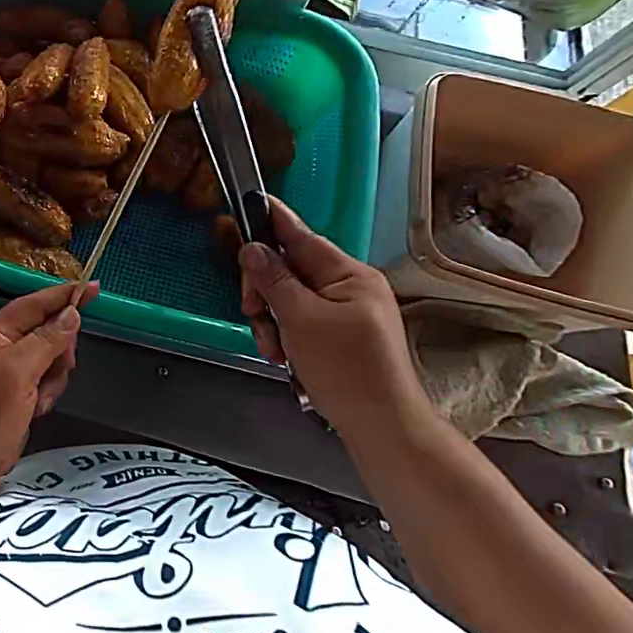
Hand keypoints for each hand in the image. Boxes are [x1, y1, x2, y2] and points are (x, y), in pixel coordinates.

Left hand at [0, 281, 96, 509]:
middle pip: (50, 332)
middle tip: (52, 373)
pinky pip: (48, 381)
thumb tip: (72, 314)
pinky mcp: (19, 392)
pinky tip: (35, 410)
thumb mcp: (17, 374)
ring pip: (54, 359)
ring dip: (53, 380)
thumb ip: (47, 340)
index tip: (95, 287)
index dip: (65, 295)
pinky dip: (48, 395)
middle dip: (58, 354)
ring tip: (36, 400)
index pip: (35, 304)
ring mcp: (11, 371)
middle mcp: (2, 347)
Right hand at [238, 199, 425, 432]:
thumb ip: (274, 280)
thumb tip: (253, 248)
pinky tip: (288, 361)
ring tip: (277, 352)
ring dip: (274, 323)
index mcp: (348, 274)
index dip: (272, 221)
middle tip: (253, 314)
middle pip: (290, 272)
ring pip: (292, 302)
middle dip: (265, 294)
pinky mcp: (342, 338)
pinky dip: (289, 339)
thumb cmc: (346, 371)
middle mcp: (350, 287)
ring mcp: (347, 314)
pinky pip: (303, 324)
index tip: (249, 204)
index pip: (301, 235)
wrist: (383, 428)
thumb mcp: (301, 320)